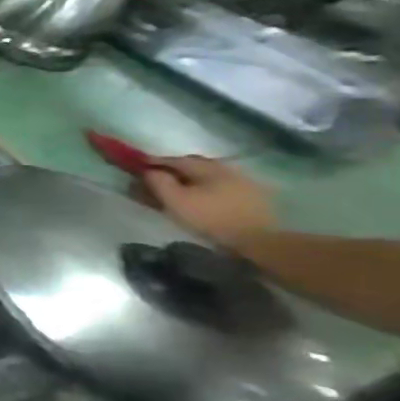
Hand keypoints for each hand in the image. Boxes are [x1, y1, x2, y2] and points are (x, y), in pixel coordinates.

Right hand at [139, 156, 275, 247]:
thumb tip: (149, 171)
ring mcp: (243, 182)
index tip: (138, 167)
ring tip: (179, 190)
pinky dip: (207, 189)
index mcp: (207, 167)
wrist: (260, 241)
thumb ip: (158, 182)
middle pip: (193, 165)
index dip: (153, 162)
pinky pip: (222, 187)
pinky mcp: (253, 197)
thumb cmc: (212, 218)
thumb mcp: (176, 201)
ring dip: (191, 180)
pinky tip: (203, 198)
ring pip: (208, 176)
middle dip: (173, 170)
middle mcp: (225, 168)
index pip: (173, 159)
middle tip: (158, 179)